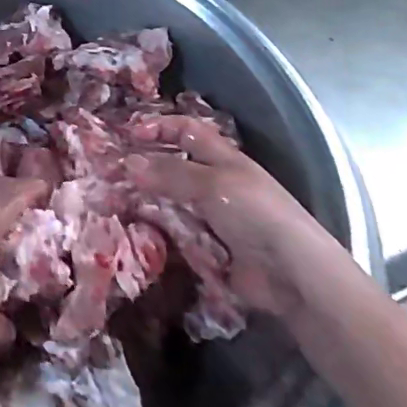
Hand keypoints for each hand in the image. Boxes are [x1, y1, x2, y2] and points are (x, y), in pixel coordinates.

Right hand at [128, 116, 347, 317]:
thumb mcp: (213, 184)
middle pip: (173, 166)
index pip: (188, 131)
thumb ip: (169, 172)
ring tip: (113, 201)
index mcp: (225, 160)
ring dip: (145, 200)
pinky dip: (155, 230)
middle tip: (110, 170)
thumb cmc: (259, 217)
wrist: (296, 279)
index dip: (160, 126)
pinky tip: (134, 229)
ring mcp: (212, 217)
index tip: (130, 133)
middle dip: (144, 167)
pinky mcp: (208, 247)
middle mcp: (217, 185)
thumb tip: (127, 162)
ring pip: (169, 200)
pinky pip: (173, 232)